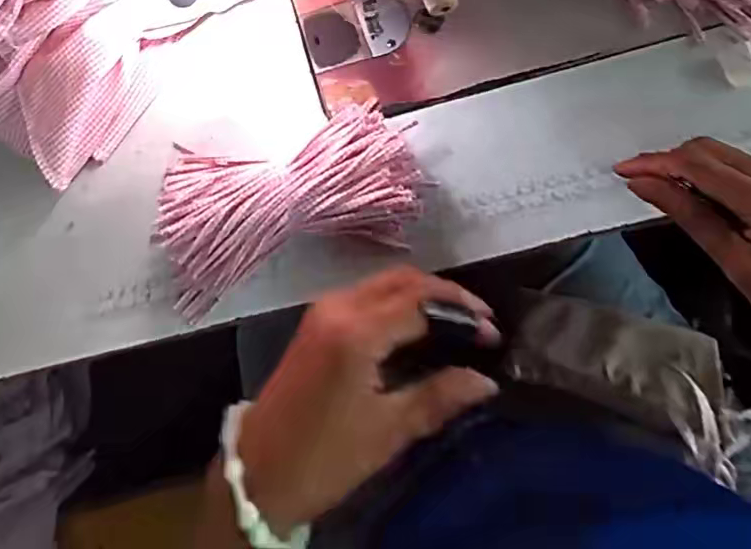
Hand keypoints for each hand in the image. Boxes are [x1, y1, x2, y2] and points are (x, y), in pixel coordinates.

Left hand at [236, 267, 499, 533]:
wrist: (258, 470)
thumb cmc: (326, 457)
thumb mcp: (388, 431)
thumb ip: (439, 397)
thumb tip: (486, 381)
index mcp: (357, 330)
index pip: (421, 301)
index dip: (461, 312)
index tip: (492, 333)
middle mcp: (340, 305)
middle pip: (403, 280)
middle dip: (445, 294)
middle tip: (480, 321)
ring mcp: (325, 307)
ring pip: (385, 282)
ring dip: (422, 294)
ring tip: (457, 323)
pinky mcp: (318, 317)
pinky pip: (367, 293)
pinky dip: (398, 300)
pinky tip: (418, 325)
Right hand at [615, 138, 750, 381]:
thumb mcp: (742, 272)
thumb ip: (692, 218)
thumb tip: (646, 185)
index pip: (703, 166)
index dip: (658, 163)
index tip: (623, 171)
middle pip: (719, 152)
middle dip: (673, 160)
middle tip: (639, 180)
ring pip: (737, 160)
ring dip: (698, 169)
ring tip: (668, 192)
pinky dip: (725, 180)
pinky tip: (711, 202)